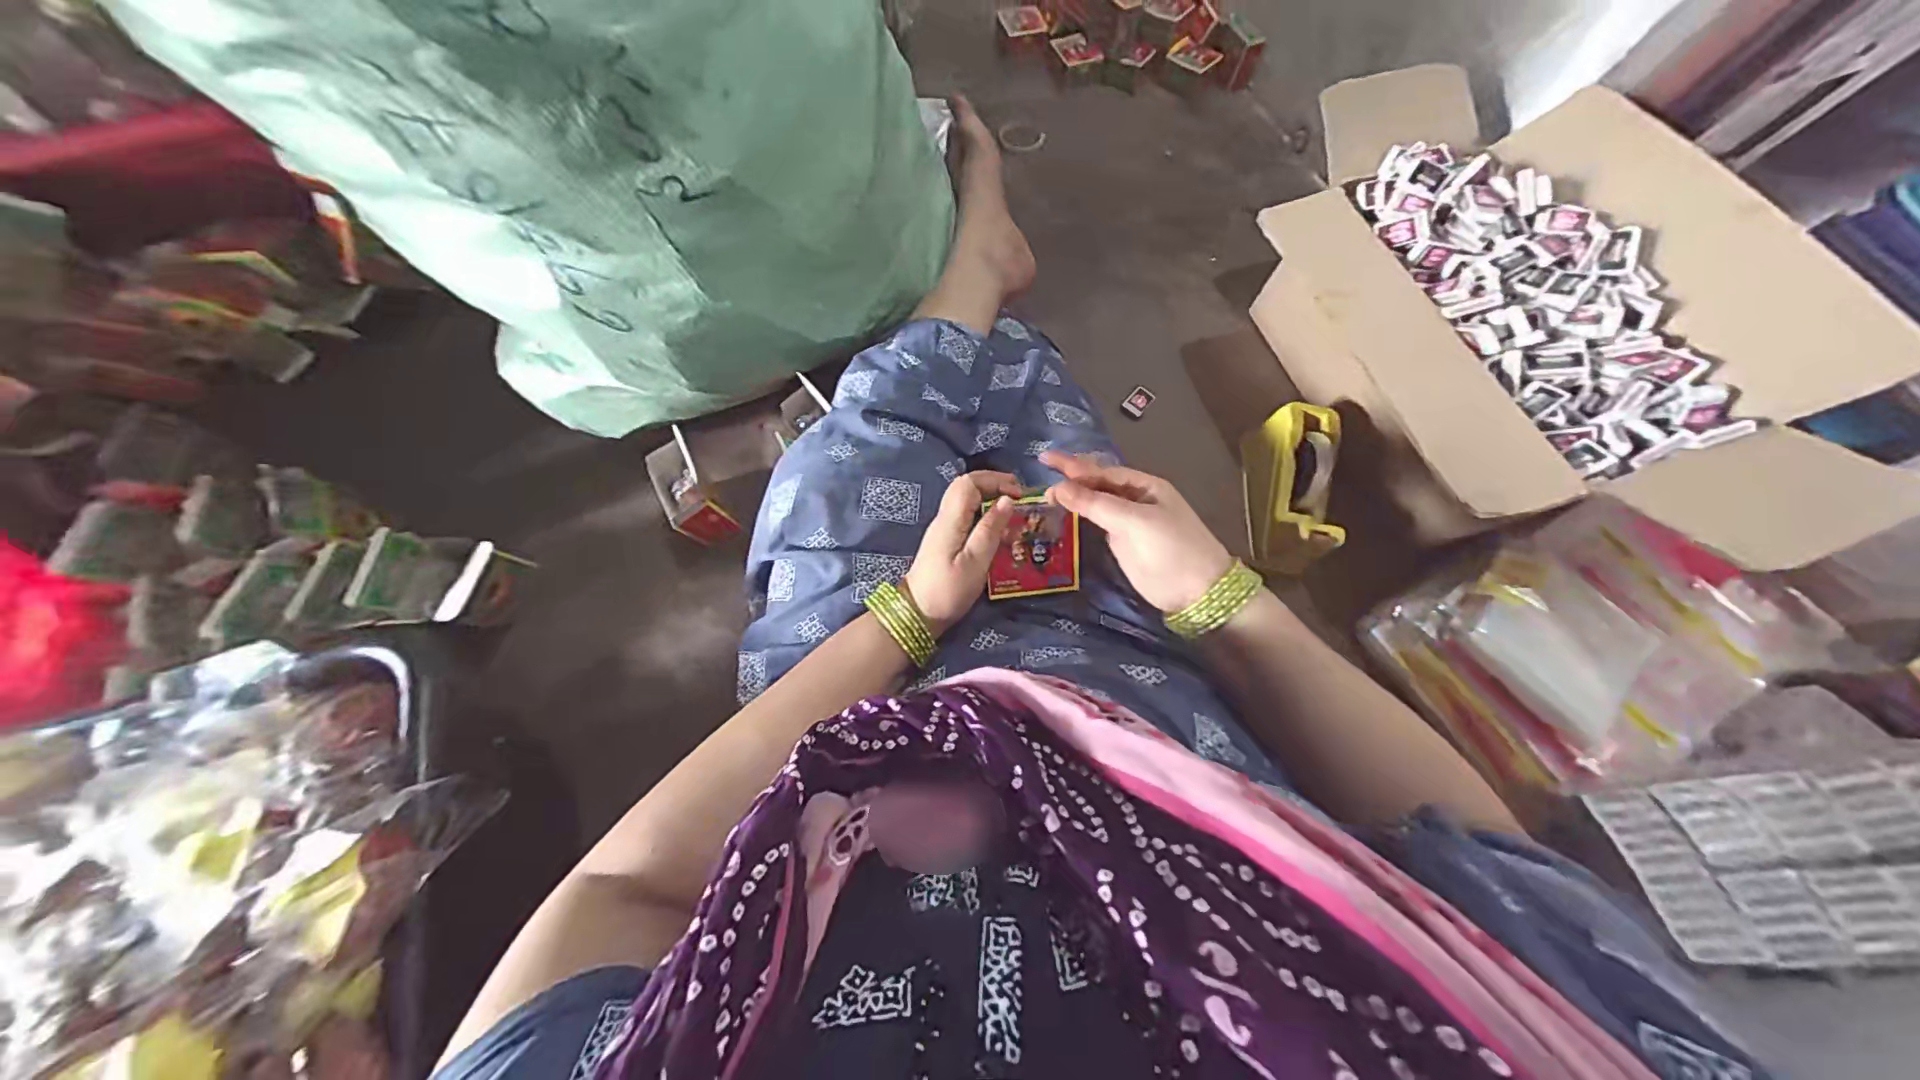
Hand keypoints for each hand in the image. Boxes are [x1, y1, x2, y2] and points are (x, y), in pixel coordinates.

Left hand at [902, 471, 1023, 635]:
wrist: (917, 614)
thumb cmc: (948, 591)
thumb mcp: (975, 562)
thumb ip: (990, 529)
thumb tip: (1007, 500)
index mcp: (951, 520)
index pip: (969, 482)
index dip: (995, 480)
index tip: (1019, 492)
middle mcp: (944, 519)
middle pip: (966, 487)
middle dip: (994, 485)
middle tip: (1020, 497)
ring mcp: (942, 530)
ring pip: (966, 501)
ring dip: (990, 499)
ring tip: (1014, 512)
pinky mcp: (944, 542)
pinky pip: (966, 517)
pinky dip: (984, 515)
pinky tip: (998, 529)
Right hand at [1041, 451, 1234, 612]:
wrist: (1197, 591)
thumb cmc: (1171, 549)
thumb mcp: (1134, 522)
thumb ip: (1095, 504)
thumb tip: (1058, 488)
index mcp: (1143, 486)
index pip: (1101, 471)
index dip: (1073, 465)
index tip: (1044, 458)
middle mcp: (1134, 499)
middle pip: (1097, 483)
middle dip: (1071, 478)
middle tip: (1041, 474)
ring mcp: (1128, 521)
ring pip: (1096, 502)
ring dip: (1073, 496)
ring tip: (1046, 494)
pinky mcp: (1123, 542)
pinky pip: (1097, 521)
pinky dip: (1080, 515)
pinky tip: (1065, 512)